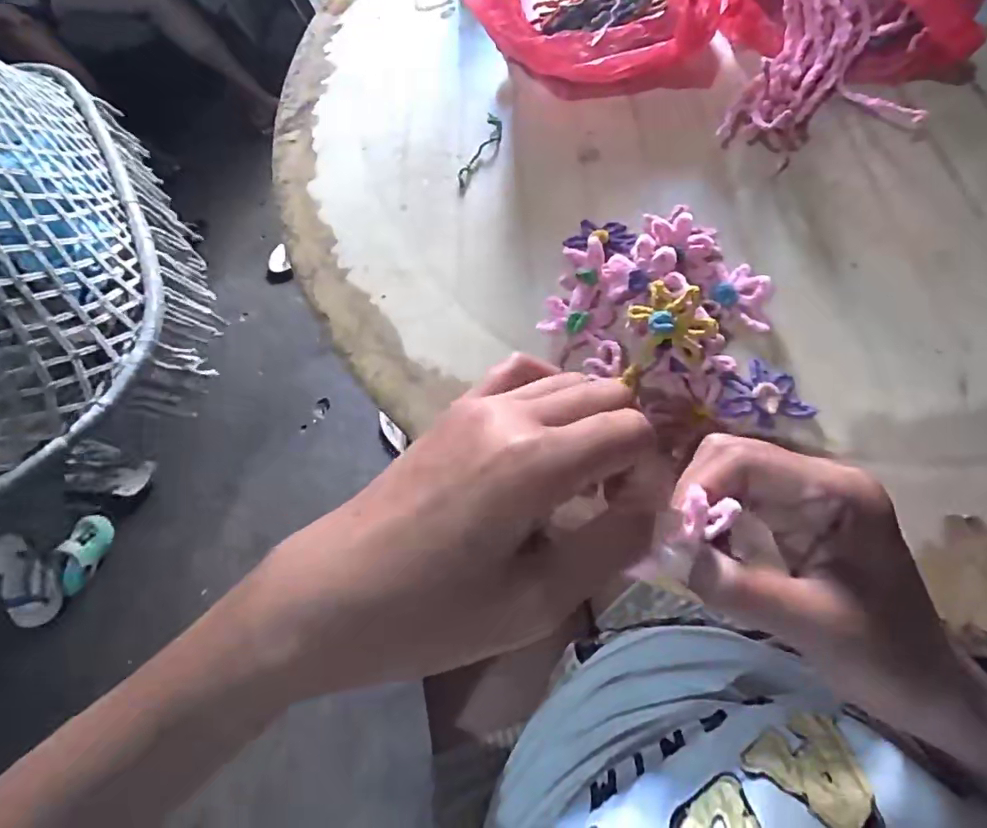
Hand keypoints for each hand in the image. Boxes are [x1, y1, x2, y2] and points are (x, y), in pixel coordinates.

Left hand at [266, 354, 663, 690]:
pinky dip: (556, 391)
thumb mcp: (534, 603)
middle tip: (613, 501)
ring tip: (582, 477)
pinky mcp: (459, 404)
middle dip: (630, 443)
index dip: (651, 471)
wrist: (331, 594)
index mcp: (534, 461)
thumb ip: (609, 548)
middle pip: (610, 396)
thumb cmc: (430, 615)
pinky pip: (524, 371)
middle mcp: (513, 413)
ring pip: (574, 380)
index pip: (633, 431)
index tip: (635, 516)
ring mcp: (481, 400)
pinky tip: (550, 432)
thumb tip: (655, 510)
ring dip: (597, 420)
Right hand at [674, 434, 963, 721]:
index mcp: (837, 489)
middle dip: (696, 492)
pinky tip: (708, 550)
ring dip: (702, 505)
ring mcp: (811, 492)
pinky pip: (744, 498)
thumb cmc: (882, 657)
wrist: (929, 688)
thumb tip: (665, 550)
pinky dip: (717, 519)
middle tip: (673, 544)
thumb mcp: (807, 625)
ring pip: (734, 472)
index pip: (748, 459)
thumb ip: (734, 585)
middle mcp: (822, 476)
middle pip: (736, 455)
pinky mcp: (800, 513)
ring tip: (685, 549)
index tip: (669, 537)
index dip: (698, 487)